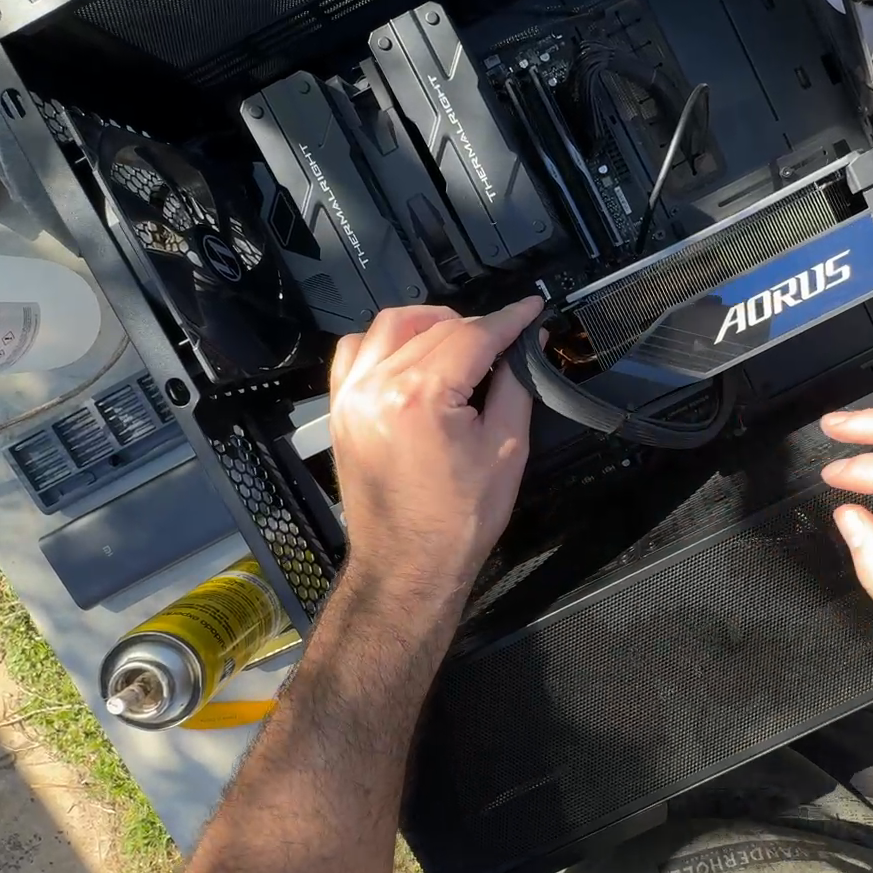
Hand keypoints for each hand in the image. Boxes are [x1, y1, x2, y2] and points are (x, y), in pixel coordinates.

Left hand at [327, 298, 543, 598]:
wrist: (408, 564)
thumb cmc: (462, 518)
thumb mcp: (507, 449)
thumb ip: (518, 384)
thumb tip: (528, 344)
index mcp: (422, 397)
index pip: (472, 335)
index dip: (509, 319)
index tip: (531, 308)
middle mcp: (378, 386)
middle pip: (436, 325)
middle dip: (478, 325)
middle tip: (507, 342)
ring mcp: (351, 395)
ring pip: (392, 325)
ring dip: (432, 322)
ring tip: (461, 342)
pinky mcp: (340, 408)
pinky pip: (357, 350)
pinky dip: (387, 341)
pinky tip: (413, 355)